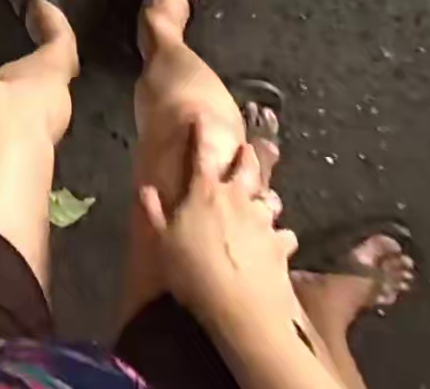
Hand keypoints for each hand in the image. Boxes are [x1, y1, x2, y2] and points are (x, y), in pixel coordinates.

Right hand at [139, 120, 299, 328]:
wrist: (243, 313)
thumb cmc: (194, 272)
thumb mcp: (162, 241)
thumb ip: (153, 211)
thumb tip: (145, 187)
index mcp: (205, 192)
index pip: (201, 153)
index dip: (200, 133)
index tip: (201, 116)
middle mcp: (236, 199)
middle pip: (245, 168)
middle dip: (247, 155)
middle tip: (248, 146)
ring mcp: (262, 222)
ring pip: (267, 198)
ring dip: (265, 194)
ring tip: (266, 193)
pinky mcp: (282, 248)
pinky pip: (284, 234)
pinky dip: (280, 234)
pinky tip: (280, 239)